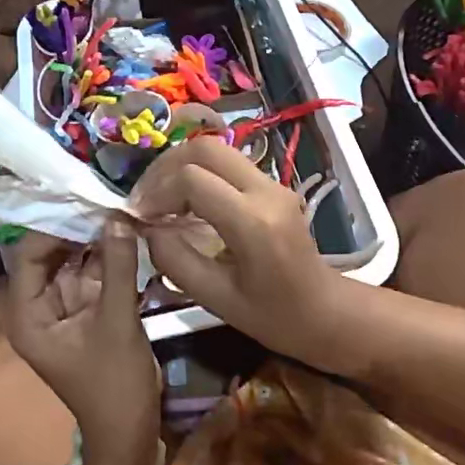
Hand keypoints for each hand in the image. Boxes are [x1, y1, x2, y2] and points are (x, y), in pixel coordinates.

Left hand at [4, 222, 159, 464]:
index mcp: (28, 314)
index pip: (28, 255)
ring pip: (76, 259)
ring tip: (123, 207)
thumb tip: (118, 216)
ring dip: (98, 236)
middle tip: (111, 198)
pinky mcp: (89, 309)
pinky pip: (95, 272)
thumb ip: (117, 267)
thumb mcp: (117, 322)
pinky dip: (110, 254)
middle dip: (79, 227)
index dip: (55, 227)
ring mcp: (66, 307)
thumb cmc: (113, 384)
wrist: (129, 432)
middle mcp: (40, 305)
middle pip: (52, 253)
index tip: (88, 203)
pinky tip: (129, 230)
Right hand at [132, 138, 347, 361]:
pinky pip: (229, 163)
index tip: (140, 218)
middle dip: (166, 166)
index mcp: (253, 221)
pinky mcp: (273, 185)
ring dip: (182, 165)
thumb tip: (146, 228)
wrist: (324, 310)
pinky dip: (199, 171)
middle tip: (145, 198)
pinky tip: (185, 200)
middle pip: (205, 147)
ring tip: (160, 197)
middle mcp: (265, 190)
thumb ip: (176, 260)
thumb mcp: (216, 299)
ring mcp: (273, 183)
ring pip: (218, 148)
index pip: (192, 179)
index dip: (157, 193)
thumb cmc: (272, 316)